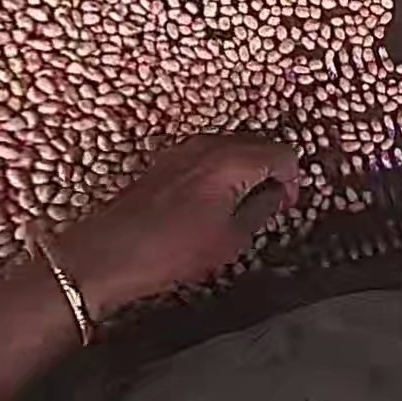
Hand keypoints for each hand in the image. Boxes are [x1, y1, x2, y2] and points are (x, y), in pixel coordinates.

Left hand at [52, 134, 298, 318]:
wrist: (109, 254)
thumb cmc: (172, 250)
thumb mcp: (233, 237)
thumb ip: (263, 207)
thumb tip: (276, 194)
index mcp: (232, 161)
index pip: (284, 155)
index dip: (292, 181)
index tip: (285, 205)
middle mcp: (210, 145)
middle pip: (262, 145)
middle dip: (274, 172)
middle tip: (272, 204)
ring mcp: (186, 149)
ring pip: (237, 148)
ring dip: (250, 170)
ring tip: (246, 205)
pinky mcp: (169, 160)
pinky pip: (212, 154)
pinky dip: (226, 170)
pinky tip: (218, 200)